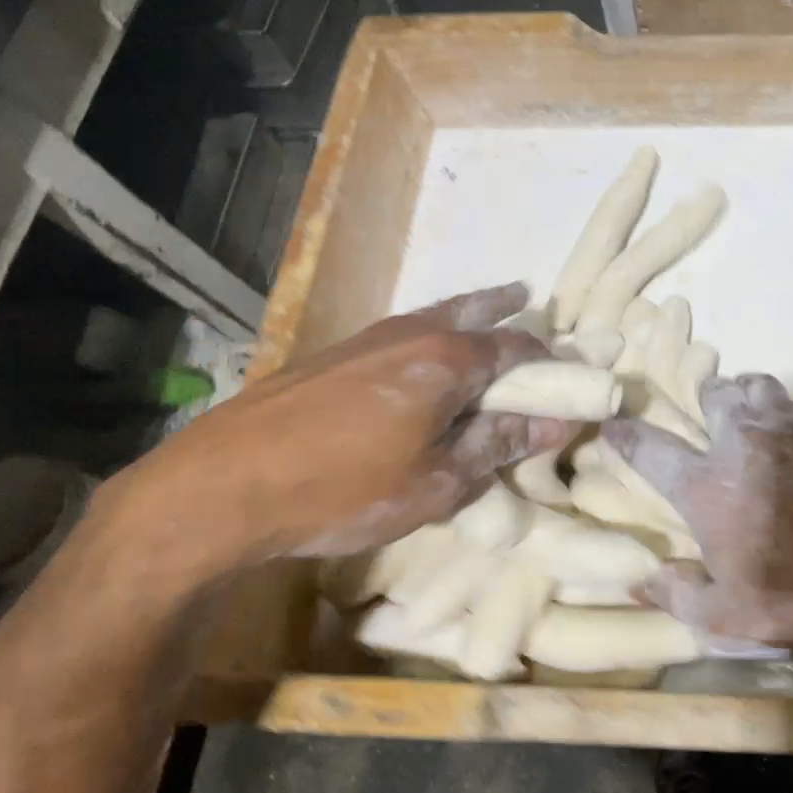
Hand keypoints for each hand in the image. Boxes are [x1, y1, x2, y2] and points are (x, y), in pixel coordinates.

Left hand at [88, 283, 572, 584]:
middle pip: (477, 311)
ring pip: (436, 318)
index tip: (569, 382)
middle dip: (508, 311)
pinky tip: (427, 358)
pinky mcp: (335, 356)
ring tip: (490, 314)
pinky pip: (403, 336)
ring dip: (469, 318)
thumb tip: (553, 421)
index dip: (552, 365)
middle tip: (529, 302)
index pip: (519, 348)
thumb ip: (498, 445)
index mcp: (449, 359)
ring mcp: (368, 339)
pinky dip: (432, 338)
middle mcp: (413, 333)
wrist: (222, 486)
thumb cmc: (345, 489)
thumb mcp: (439, 483)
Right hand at [602, 374, 792, 644]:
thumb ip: (677, 595)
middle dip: (701, 398)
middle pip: (712, 394)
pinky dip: (778, 408)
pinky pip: (791, 402)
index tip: (615, 425)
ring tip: (743, 412)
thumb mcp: (726, 615)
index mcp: (708, 486)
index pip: (652, 449)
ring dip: (743, 393)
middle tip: (701, 416)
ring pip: (756, 384)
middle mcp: (741, 444)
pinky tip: (783, 431)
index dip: (627, 435)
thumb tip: (641, 581)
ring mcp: (785, 431)